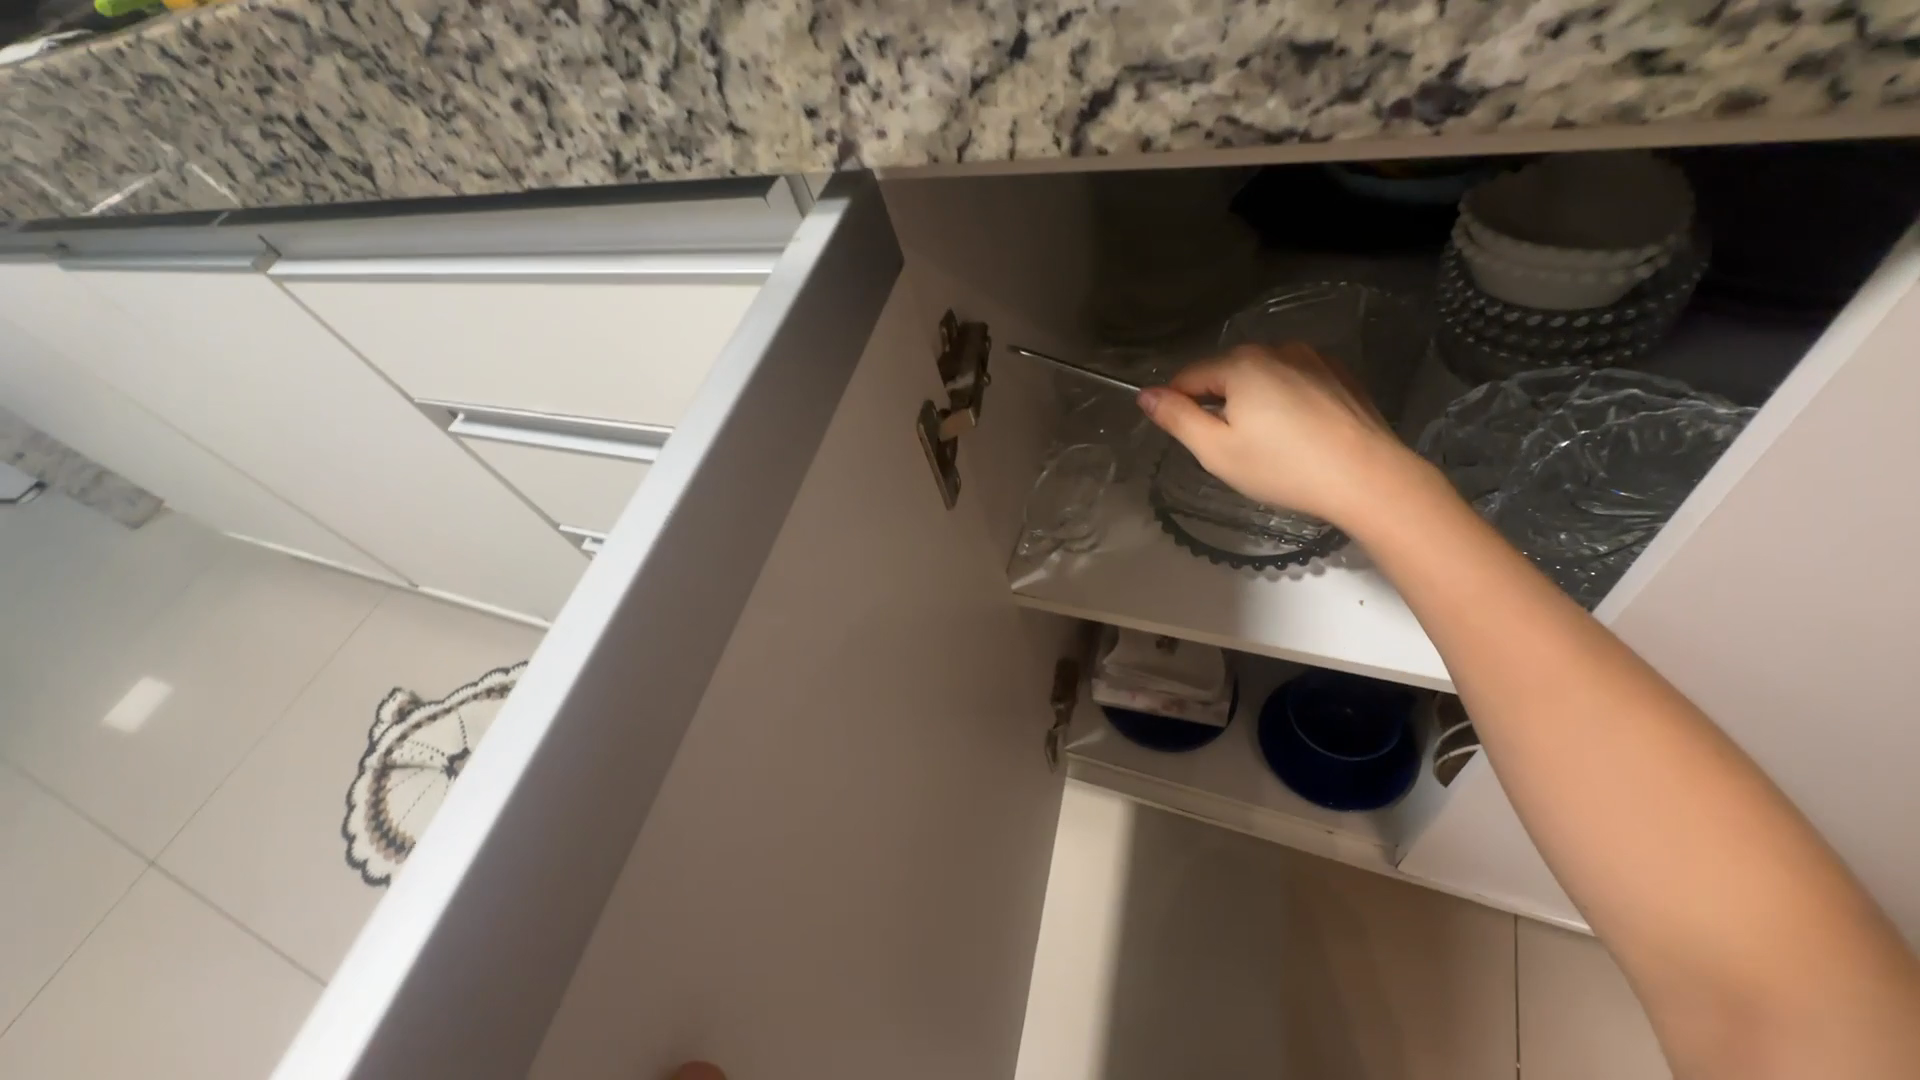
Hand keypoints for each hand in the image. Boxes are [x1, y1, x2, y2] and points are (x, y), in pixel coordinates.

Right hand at [1136, 344, 1427, 531]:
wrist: (1366, 477)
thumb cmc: (1283, 467)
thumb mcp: (1216, 450)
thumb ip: (1177, 418)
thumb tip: (1145, 394)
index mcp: (1241, 364)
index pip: (1188, 377)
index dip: (1178, 405)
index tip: (1191, 438)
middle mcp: (1276, 349)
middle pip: (1227, 373)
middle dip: (1220, 404)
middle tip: (1232, 449)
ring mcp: (1313, 358)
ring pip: (1264, 376)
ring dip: (1254, 401)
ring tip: (1269, 443)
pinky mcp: (1340, 375)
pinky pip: (1296, 381)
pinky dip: (1287, 401)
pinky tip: (1300, 434)